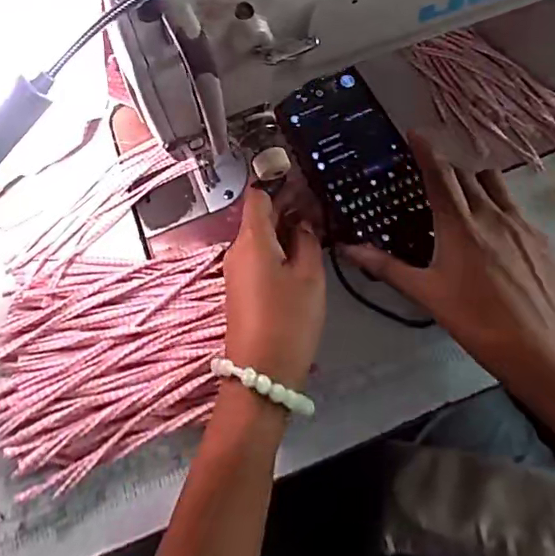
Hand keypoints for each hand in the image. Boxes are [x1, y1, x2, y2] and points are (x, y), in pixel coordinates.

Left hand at [223, 189, 326, 389]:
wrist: (261, 373)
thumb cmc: (288, 320)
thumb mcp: (309, 276)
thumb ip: (307, 241)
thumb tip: (302, 223)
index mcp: (251, 239)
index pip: (258, 195)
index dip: (279, 183)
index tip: (303, 182)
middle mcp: (237, 250)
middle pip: (259, 216)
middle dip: (287, 207)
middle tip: (318, 207)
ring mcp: (236, 270)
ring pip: (260, 237)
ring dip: (284, 230)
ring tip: (315, 230)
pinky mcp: (240, 288)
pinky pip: (258, 257)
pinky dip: (277, 249)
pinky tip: (301, 256)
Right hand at [343, 134, 554, 391]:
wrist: (545, 351)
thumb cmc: (480, 323)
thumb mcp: (428, 295)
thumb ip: (388, 268)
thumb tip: (349, 250)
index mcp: (460, 225)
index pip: (440, 174)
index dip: (426, 150)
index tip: (415, 133)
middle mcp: (492, 215)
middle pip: (466, 174)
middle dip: (446, 168)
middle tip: (428, 174)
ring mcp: (521, 225)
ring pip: (494, 184)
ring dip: (474, 180)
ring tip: (461, 195)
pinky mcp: (540, 239)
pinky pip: (513, 207)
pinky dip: (496, 204)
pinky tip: (491, 229)